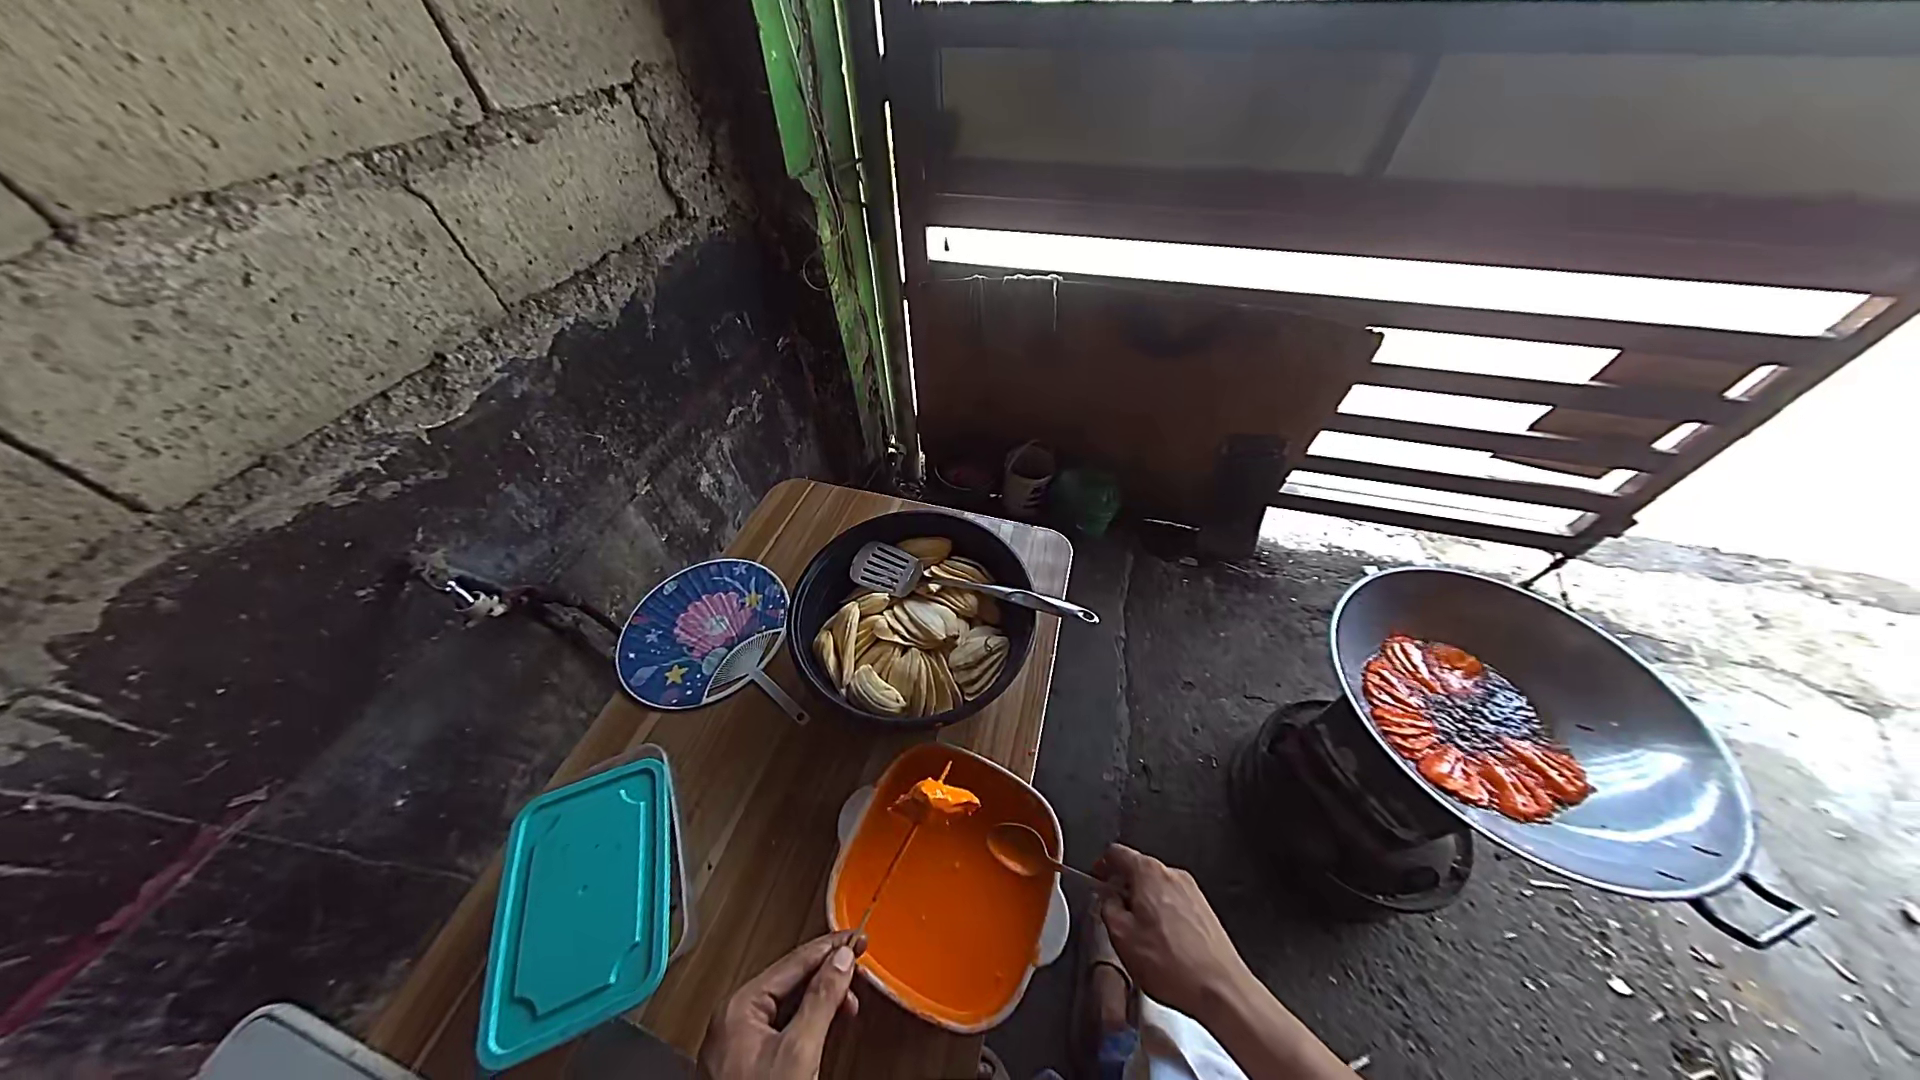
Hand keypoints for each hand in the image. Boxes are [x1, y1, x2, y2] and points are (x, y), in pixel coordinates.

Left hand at [698, 931, 864, 1079]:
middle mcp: (734, 1019)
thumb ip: (821, 998)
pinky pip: (783, 1027)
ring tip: (849, 1000)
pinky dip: (810, 1021)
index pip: (794, 962)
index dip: (829, 948)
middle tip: (859, 966)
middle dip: (828, 974)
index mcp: (739, 1007)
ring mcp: (739, 1043)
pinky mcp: (748, 1065)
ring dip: (822, 998)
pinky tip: (829, 1022)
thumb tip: (840, 960)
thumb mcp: (799, 1051)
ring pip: (788, 1003)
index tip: (856, 939)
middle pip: (790, 980)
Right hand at [1093, 844, 1254, 1020]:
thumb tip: (1107, 899)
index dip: (1102, 865)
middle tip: (1114, 912)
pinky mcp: (1204, 912)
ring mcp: (1192, 892)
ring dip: (1144, 903)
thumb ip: (1107, 907)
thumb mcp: (1121, 936)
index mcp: (1148, 872)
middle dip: (1124, 887)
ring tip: (1140, 936)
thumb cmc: (1173, 965)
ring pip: (1158, 888)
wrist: (1220, 990)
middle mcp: (1172, 875)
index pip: (1117, 853)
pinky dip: (1164, 915)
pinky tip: (1162, 944)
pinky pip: (1175, 903)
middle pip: (1139, 869)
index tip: (1098, 878)